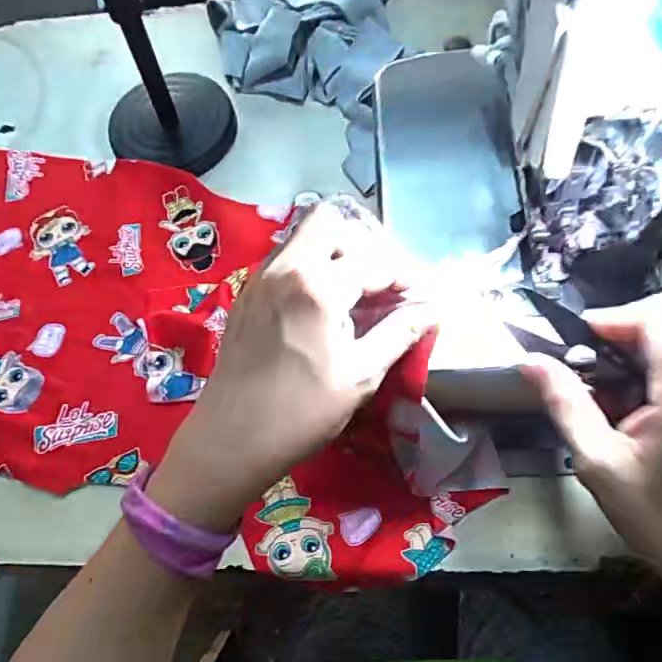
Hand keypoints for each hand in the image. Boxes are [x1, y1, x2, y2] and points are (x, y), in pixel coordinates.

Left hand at [150, 201, 434, 529]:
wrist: (230, 439)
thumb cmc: (300, 413)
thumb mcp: (360, 376)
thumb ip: (398, 334)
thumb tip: (430, 309)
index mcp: (317, 286)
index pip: (372, 260)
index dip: (401, 277)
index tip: (413, 300)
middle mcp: (284, 269)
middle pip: (330, 222)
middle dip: (362, 246)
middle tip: (377, 286)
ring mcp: (258, 280)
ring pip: (301, 237)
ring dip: (332, 253)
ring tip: (351, 295)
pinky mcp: (245, 296)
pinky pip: (282, 260)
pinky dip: (307, 268)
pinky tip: (318, 308)